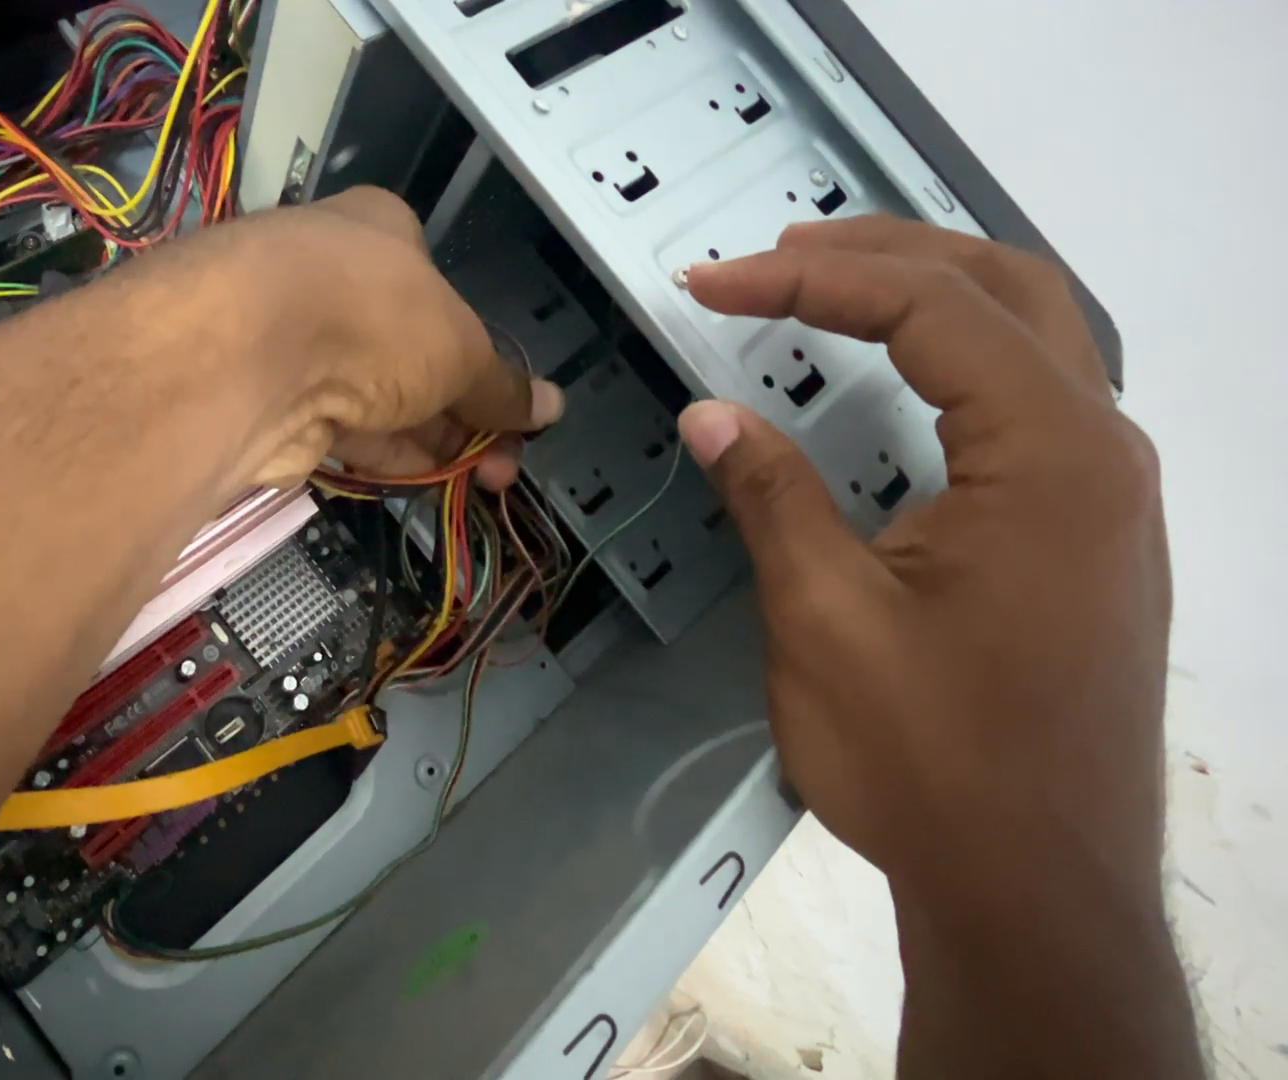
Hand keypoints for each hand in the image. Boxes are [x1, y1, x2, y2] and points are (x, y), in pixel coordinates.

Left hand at [151, 186, 563, 488]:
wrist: (251, 357)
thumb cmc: (371, 316)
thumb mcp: (459, 348)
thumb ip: (500, 386)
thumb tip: (549, 407)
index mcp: (379, 235)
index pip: (441, 293)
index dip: (480, 353)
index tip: (510, 403)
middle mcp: (335, 283)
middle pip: (412, 355)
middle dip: (465, 411)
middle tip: (504, 458)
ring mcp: (300, 346)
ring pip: (381, 399)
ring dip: (435, 440)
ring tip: (487, 478)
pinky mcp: (277, 404)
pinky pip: (345, 432)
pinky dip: (388, 455)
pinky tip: (430, 477)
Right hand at [678, 218, 1169, 904]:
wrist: (1029, 880)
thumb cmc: (924, 752)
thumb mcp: (824, 617)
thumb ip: (771, 497)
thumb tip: (709, 412)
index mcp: (1050, 456)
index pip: (930, 311)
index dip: (809, 281)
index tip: (709, 282)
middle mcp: (1100, 450)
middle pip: (1007, 289)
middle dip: (883, 251)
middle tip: (774, 252)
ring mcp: (1099, 491)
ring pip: (1029, 336)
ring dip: (926, 292)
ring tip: (823, 283)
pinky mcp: (1077, 530)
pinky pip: (1023, 397)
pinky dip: (949, 355)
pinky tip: (891, 374)